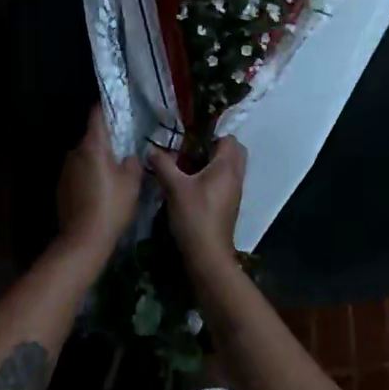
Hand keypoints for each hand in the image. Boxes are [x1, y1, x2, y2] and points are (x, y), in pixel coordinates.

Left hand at [57, 106, 142, 251]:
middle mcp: (75, 153)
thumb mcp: (132, 181)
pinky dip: (90, 175)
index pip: (96, 116)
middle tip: (125, 148)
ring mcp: (65, 170)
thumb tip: (129, 155)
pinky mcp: (61, 187)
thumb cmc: (112, 205)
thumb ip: (132, 161)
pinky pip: (79, 173)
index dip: (106, 107)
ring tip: (115, 172)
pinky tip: (102, 189)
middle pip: (92, 138)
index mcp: (93, 146)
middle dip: (107, 140)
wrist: (84, 239)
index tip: (117, 104)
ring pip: (85, 157)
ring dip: (98, 160)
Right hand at [148, 137, 245, 272]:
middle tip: (192, 153)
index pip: (229, 139)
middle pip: (234, 151)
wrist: (208, 253)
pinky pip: (227, 181)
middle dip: (215, 148)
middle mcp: (236, 175)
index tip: (190, 142)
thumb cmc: (194, 215)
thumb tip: (152, 148)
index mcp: (227, 166)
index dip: (211, 136)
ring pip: (231, 167)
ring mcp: (236, 191)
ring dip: (215, 163)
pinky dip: (216, 178)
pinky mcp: (231, 203)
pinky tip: (195, 186)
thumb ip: (163, 165)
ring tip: (190, 168)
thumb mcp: (174, 188)